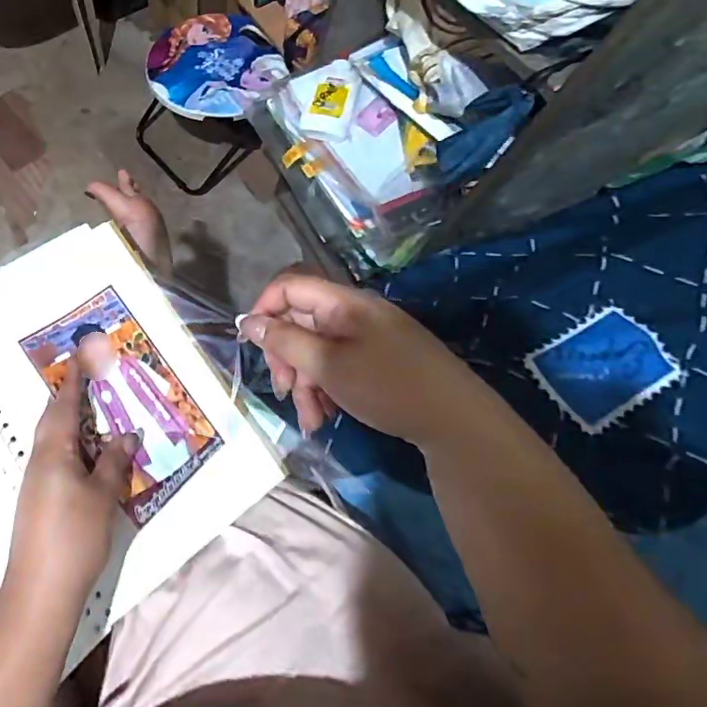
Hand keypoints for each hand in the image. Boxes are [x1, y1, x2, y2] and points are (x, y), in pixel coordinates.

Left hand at [8, 364, 137, 605]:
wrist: (39, 593)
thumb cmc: (73, 536)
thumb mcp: (102, 496)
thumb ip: (115, 461)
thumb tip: (128, 434)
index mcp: (53, 451)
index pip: (65, 406)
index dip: (75, 381)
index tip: (81, 356)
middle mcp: (39, 461)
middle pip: (53, 420)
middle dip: (71, 399)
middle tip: (93, 383)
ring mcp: (35, 484)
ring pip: (54, 443)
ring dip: (74, 426)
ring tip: (99, 419)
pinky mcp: (38, 503)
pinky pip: (56, 462)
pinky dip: (75, 451)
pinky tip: (91, 462)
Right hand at [239, 273, 502, 448]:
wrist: (456, 420)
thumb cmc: (387, 386)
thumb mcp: (328, 365)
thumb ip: (286, 341)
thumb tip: (249, 321)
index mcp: (342, 302)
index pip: (289, 285)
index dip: (264, 309)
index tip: (252, 345)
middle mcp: (353, 312)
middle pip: (301, 321)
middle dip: (286, 357)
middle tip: (283, 391)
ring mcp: (368, 335)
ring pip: (318, 349)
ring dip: (305, 382)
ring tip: (310, 420)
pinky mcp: (379, 358)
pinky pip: (339, 363)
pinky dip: (326, 387)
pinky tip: (326, 416)